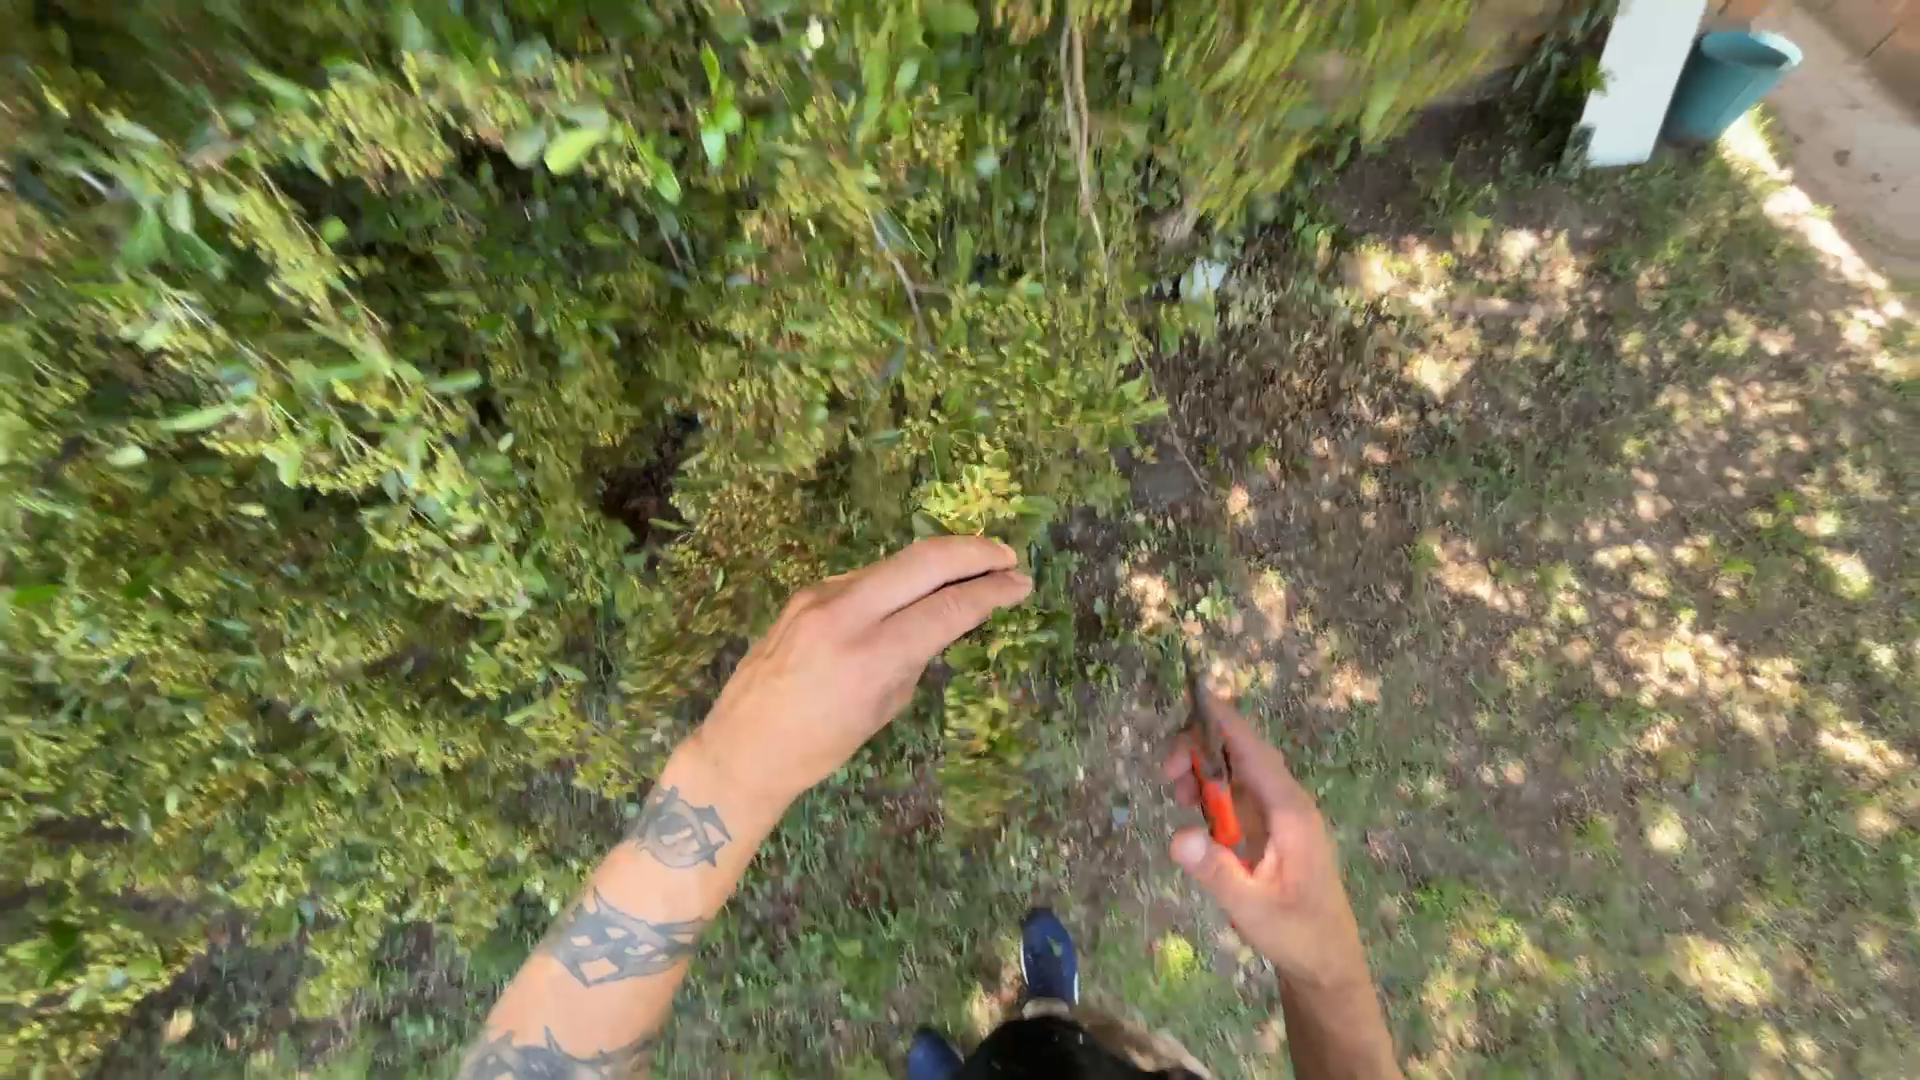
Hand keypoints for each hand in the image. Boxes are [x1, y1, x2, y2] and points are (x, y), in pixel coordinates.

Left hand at [692, 536, 1032, 808]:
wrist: (743, 746)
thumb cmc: (820, 747)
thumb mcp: (884, 707)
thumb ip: (915, 655)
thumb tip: (943, 619)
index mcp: (871, 657)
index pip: (948, 609)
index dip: (992, 592)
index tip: (1021, 584)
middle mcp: (846, 614)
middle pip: (925, 560)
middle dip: (973, 552)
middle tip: (1006, 557)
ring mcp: (821, 596)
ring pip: (896, 563)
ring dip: (938, 561)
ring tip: (970, 568)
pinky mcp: (806, 592)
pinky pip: (867, 577)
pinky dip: (900, 580)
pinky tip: (914, 592)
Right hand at [1161, 690, 1371, 990]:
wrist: (1327, 966)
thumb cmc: (1297, 935)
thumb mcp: (1253, 908)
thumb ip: (1217, 871)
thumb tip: (1176, 835)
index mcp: (1290, 811)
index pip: (1254, 750)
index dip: (1224, 720)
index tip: (1194, 696)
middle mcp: (1285, 803)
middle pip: (1241, 752)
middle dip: (1200, 749)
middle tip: (1167, 775)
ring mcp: (1277, 814)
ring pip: (1236, 770)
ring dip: (1202, 769)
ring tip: (1174, 792)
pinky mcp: (1268, 828)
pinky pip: (1236, 791)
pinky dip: (1209, 789)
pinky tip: (1190, 806)